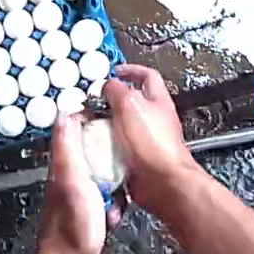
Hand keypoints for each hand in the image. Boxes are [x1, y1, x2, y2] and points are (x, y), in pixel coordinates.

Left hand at [39, 114, 108, 253]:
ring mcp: (80, 190)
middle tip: (125, 155)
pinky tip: (115, 211)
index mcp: (64, 162)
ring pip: (104, 170)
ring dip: (117, 179)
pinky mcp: (91, 205)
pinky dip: (116, 199)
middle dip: (111, 149)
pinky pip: (109, 192)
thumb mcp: (72, 180)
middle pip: (92, 146)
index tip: (113, 114)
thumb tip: (64, 113)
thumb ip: (67, 148)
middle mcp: (70, 173)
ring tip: (119, 194)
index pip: (74, 126)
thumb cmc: (71, 226)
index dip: (92, 116)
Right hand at [102, 64, 198, 211]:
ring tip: (90, 127)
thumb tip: (106, 86)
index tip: (115, 71)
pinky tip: (96, 150)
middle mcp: (155, 120)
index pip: (146, 76)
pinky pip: (116, 150)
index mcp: (157, 100)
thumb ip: (116, 90)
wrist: (163, 183)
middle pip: (130, 103)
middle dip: (109, 102)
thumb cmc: (155, 145)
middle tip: (94, 103)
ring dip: (104, 127)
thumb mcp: (129, 104)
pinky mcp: (137, 160)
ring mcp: (147, 141)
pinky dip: (104, 149)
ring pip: (120, 127)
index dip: (130, 70)